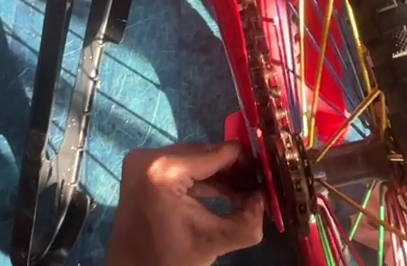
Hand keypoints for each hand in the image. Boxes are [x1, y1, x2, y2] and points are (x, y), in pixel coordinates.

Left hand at [107, 141, 264, 265]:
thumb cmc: (169, 262)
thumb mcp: (213, 243)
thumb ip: (246, 222)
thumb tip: (265, 197)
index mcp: (165, 170)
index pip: (217, 152)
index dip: (245, 162)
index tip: (264, 177)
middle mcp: (151, 155)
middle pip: (205, 153)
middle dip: (233, 171)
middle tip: (256, 189)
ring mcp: (142, 158)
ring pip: (194, 158)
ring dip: (218, 174)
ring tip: (242, 194)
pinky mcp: (141, 166)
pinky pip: (180, 164)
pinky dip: (200, 178)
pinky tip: (222, 193)